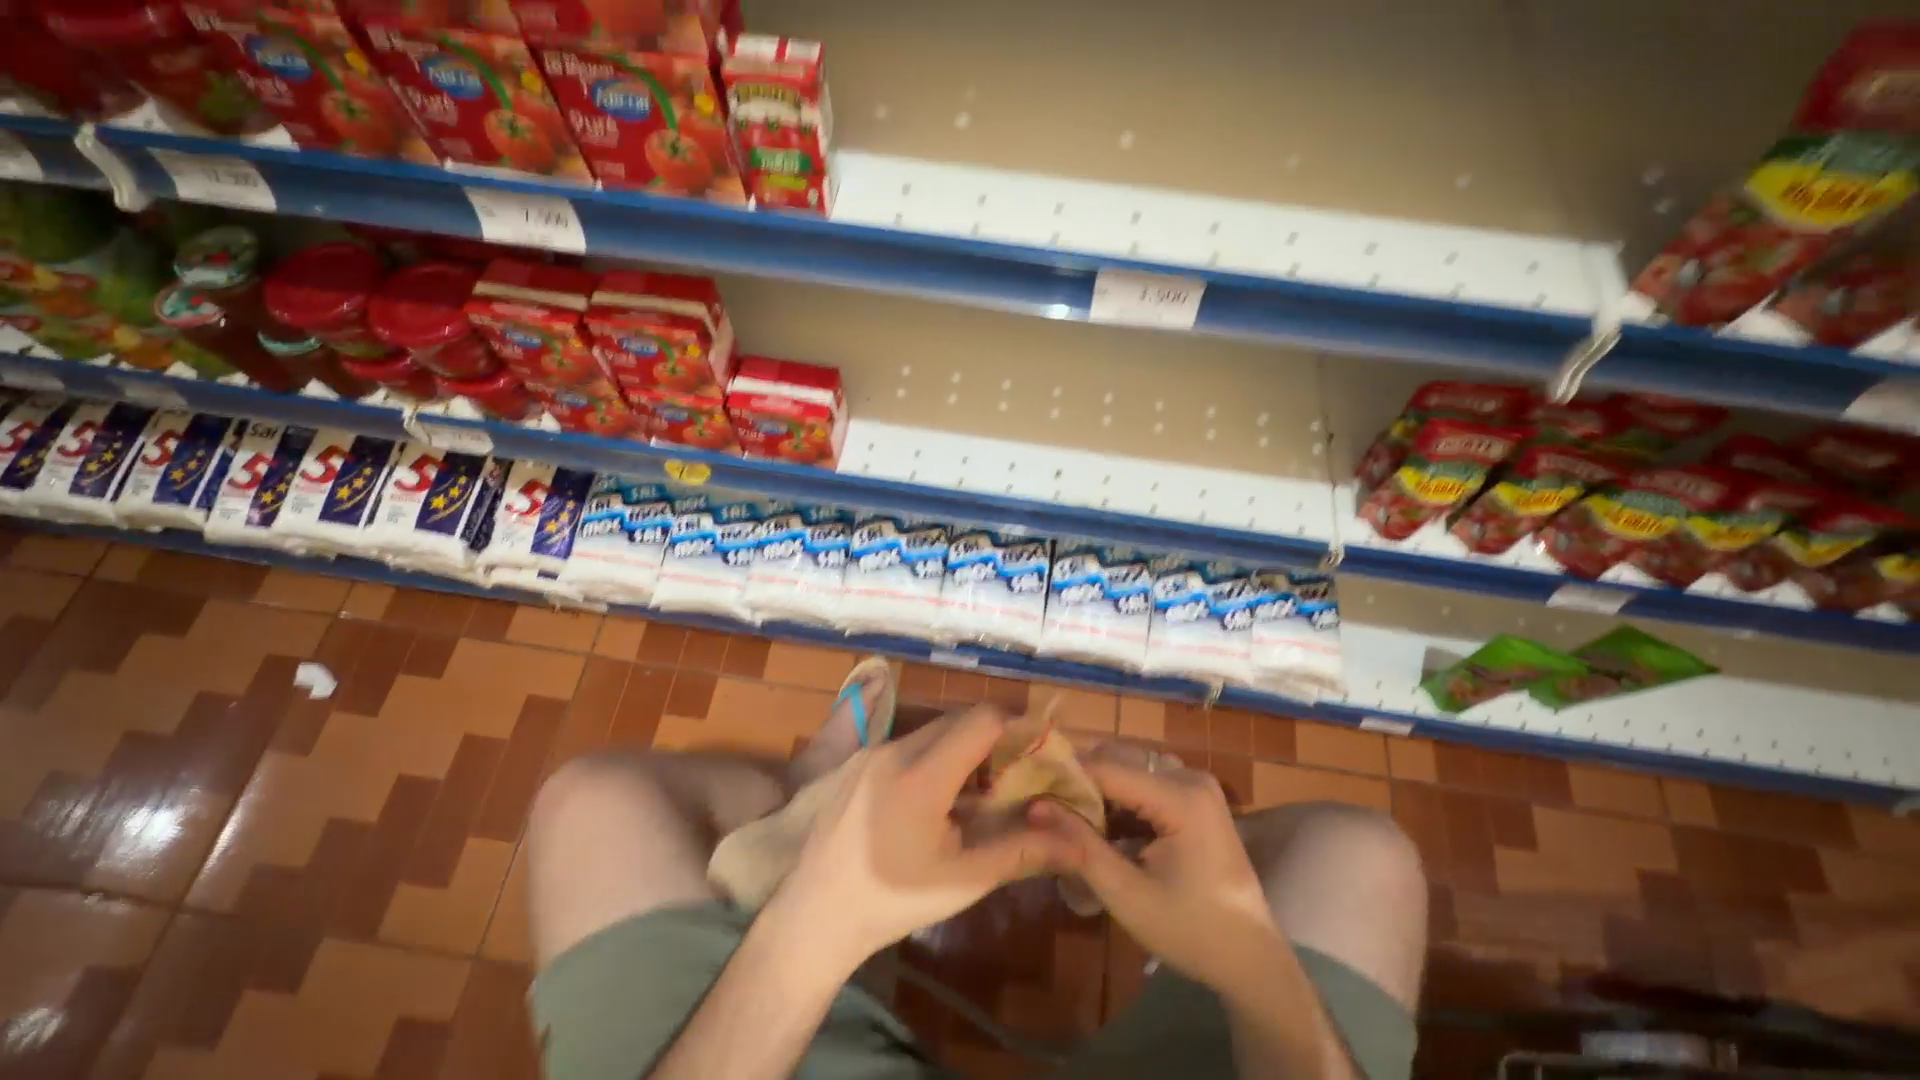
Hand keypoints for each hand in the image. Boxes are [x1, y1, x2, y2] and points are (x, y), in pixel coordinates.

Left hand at [772, 705, 1063, 972]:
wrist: (813, 916)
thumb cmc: (891, 901)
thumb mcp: (963, 880)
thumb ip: (1021, 851)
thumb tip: (1076, 843)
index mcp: (921, 774)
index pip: (982, 720)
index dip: (1016, 729)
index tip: (1037, 755)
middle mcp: (892, 751)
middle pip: (956, 722)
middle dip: (990, 743)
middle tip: (1010, 780)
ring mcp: (866, 755)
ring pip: (928, 734)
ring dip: (958, 752)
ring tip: (972, 798)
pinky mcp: (851, 765)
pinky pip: (902, 748)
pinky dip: (928, 762)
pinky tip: (930, 806)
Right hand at [1033, 748, 1278, 990]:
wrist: (1250, 958)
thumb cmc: (1190, 930)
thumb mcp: (1126, 893)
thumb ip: (1080, 845)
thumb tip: (1033, 807)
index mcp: (1181, 797)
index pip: (1106, 768)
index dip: (1063, 778)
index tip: (1026, 793)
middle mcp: (1191, 777)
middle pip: (1118, 758)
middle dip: (1079, 781)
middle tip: (1042, 809)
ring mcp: (1197, 786)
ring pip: (1129, 767)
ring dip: (1098, 789)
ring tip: (1064, 819)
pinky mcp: (1196, 799)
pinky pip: (1146, 782)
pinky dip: (1119, 799)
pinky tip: (1099, 828)